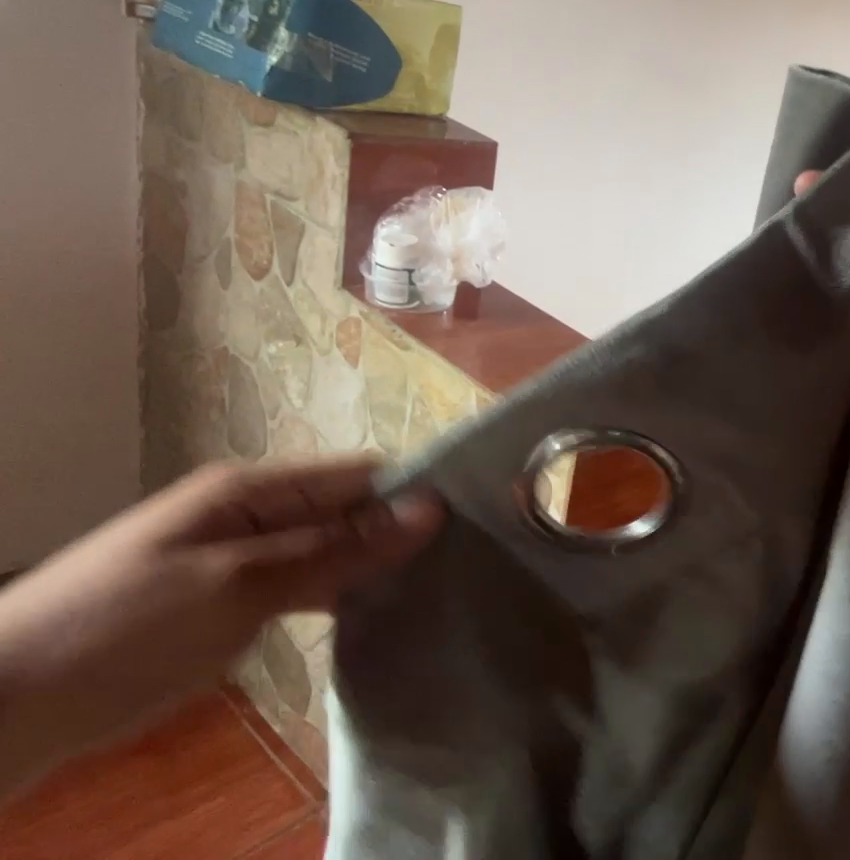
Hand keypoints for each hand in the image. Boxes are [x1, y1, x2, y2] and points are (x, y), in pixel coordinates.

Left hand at [0, 457, 441, 796]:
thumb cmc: (119, 628)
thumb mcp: (239, 584)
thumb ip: (338, 547)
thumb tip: (433, 507)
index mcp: (254, 491)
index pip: (363, 474)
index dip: (416, 494)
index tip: (475, 526)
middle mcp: (255, 514)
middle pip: (353, 511)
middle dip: (404, 535)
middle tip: (465, 568)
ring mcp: (244, 559)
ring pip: (336, 551)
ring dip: (377, 569)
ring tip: (437, 593)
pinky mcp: (234, 603)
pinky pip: (310, 586)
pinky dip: (344, 597)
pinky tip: (381, 618)